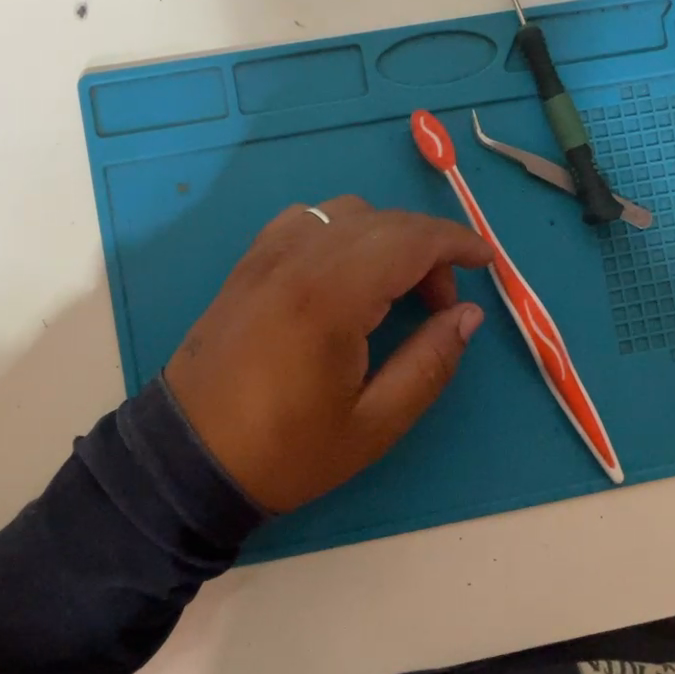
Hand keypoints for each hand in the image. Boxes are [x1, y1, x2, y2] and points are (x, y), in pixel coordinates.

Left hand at [164, 196, 494, 513]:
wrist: (188, 460)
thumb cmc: (285, 451)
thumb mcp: (374, 424)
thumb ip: (429, 363)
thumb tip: (469, 315)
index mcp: (332, 297)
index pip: (410, 240)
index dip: (457, 243)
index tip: (486, 261)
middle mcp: (298, 259)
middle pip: (383, 221)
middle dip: (428, 248)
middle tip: (442, 304)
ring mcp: (266, 256)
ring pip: (344, 213)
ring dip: (386, 236)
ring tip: (395, 288)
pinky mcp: (247, 265)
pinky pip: (306, 220)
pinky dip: (342, 231)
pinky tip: (346, 272)